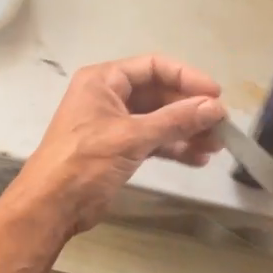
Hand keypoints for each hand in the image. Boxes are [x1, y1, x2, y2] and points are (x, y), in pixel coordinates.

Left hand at [6, 55, 226, 235]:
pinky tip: (198, 159)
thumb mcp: (132, 137)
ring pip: (158, 119)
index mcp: (103, 81)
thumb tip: (215, 108)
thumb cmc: (85, 162)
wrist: (51, 205)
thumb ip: (175, 120)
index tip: (216, 95)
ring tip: (216, 146)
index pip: (153, 67)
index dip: (187, 77)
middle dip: (190, 109)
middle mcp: (108, 97)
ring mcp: (114, 124)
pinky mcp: (118, 150)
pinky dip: (174, 148)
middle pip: (159, 93)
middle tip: (221, 125)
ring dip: (187, 130)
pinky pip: (153, 141)